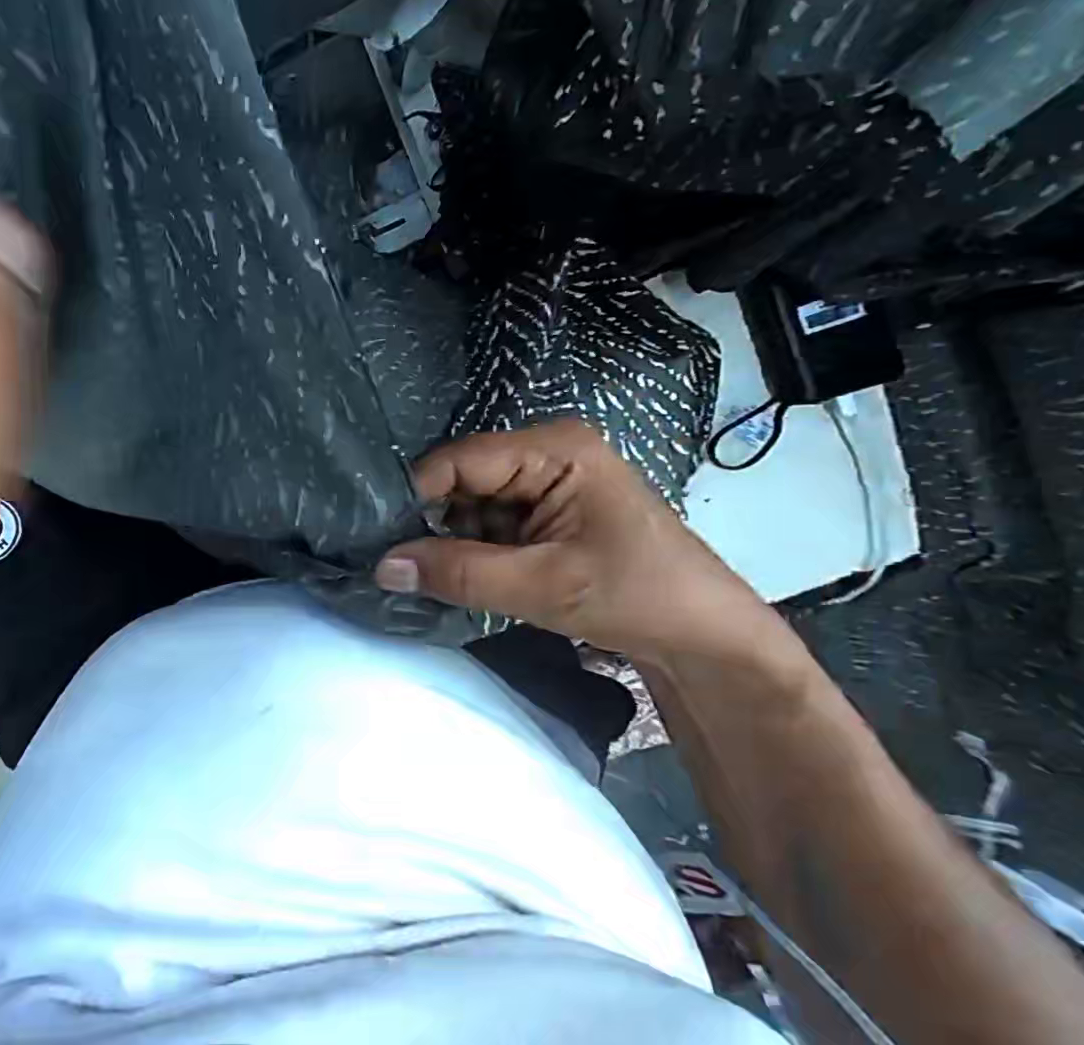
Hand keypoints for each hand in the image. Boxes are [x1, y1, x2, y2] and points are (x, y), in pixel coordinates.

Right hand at [375, 420, 797, 664]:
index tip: (380, 538)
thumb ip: (460, 573)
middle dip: (438, 524)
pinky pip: (496, 525)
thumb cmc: (636, 595)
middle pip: (466, 481)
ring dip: (459, 544)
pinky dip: (479, 553)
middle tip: (403, 566)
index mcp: (554, 448)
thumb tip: (382, 565)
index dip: (417, 495)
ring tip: (441, 579)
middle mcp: (548, 452)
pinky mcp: (552, 514)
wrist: (703, 635)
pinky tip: (473, 579)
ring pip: (477, 507)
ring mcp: (551, 483)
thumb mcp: (542, 586)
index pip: (461, 460)